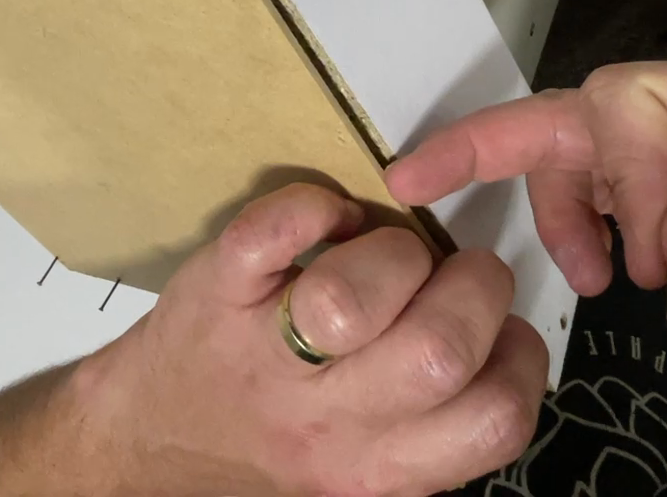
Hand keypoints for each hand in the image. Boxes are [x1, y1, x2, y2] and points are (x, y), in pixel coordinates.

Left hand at [70, 183, 547, 496]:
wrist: (151, 440)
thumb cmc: (265, 437)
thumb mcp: (358, 460)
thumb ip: (426, 415)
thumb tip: (494, 330)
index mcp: (376, 464)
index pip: (490, 418)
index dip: (515, 352)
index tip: (495, 323)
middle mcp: (324, 420)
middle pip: (437, 348)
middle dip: (471, 285)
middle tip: (447, 272)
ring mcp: (264, 351)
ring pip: (353, 295)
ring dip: (393, 250)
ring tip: (379, 250)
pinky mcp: (218, 287)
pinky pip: (273, 229)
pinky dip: (311, 202)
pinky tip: (325, 216)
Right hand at [385, 62, 666, 418]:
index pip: (648, 97)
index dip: (620, 168)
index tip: (648, 264)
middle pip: (584, 106)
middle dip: (499, 134)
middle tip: (419, 175)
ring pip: (575, 151)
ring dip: (545, 198)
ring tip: (589, 281)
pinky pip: (594, 202)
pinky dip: (567, 228)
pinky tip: (597, 277)